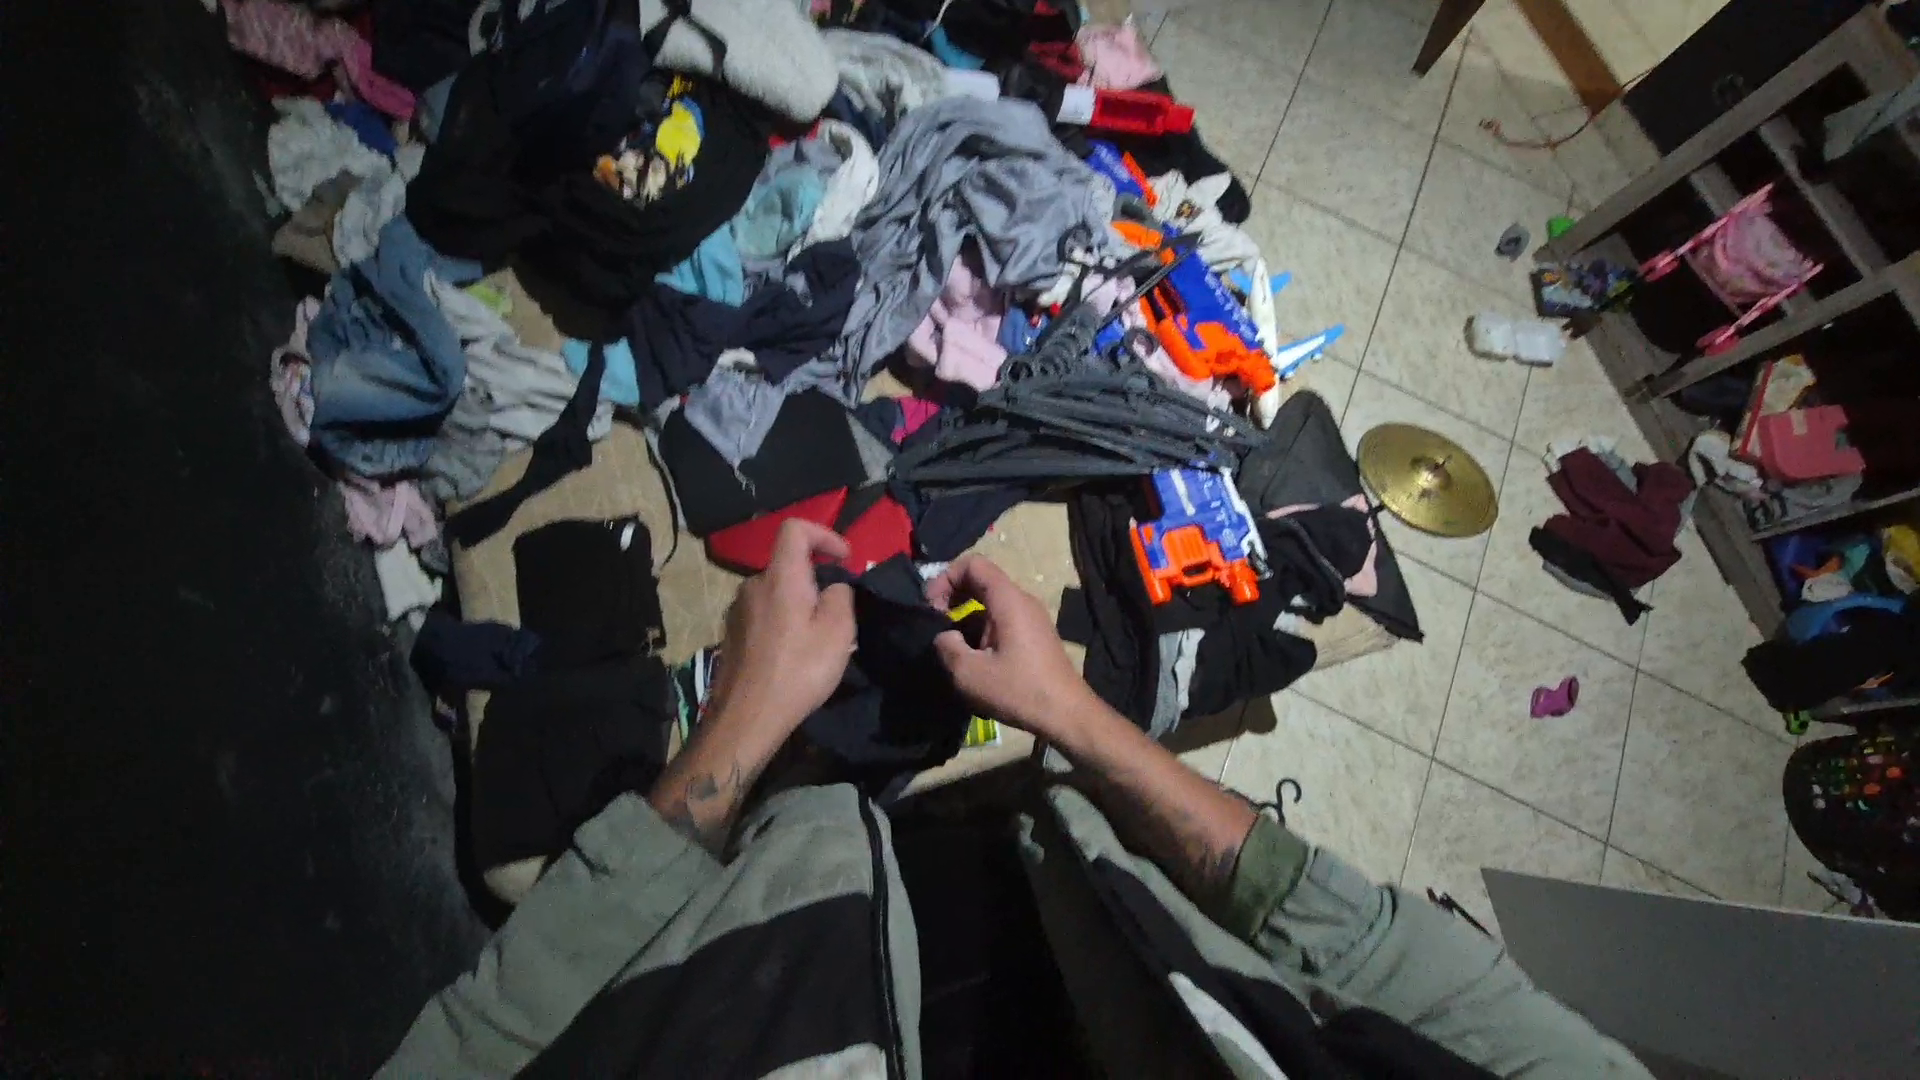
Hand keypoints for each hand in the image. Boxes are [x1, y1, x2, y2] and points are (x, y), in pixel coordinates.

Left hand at [706, 520, 856, 746]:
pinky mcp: (731, 633)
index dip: (824, 534)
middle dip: (815, 579)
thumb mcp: (838, 632)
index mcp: (780, 577)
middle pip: (788, 565)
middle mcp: (753, 585)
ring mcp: (737, 609)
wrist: (746, 717)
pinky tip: (792, 653)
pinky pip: (764, 612)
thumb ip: (841, 596)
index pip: (796, 529)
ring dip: (799, 603)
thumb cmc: (798, 670)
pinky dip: (782, 620)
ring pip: (776, 592)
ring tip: (816, 638)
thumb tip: (834, 586)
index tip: (844, 558)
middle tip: (837, 613)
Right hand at [925, 554, 1099, 738]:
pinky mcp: (1034, 635)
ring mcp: (1031, 617)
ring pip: (990, 602)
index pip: (973, 564)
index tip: (931, 607)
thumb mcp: (969, 673)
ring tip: (953, 646)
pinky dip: (981, 628)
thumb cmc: (1019, 690)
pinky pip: (1002, 618)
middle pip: (981, 580)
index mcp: (1008, 600)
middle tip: (936, 623)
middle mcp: (1022, 600)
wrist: (1066, 714)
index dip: (946, 578)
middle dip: (953, 596)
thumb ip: (946, 646)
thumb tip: (944, 636)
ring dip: (966, 616)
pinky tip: (974, 658)